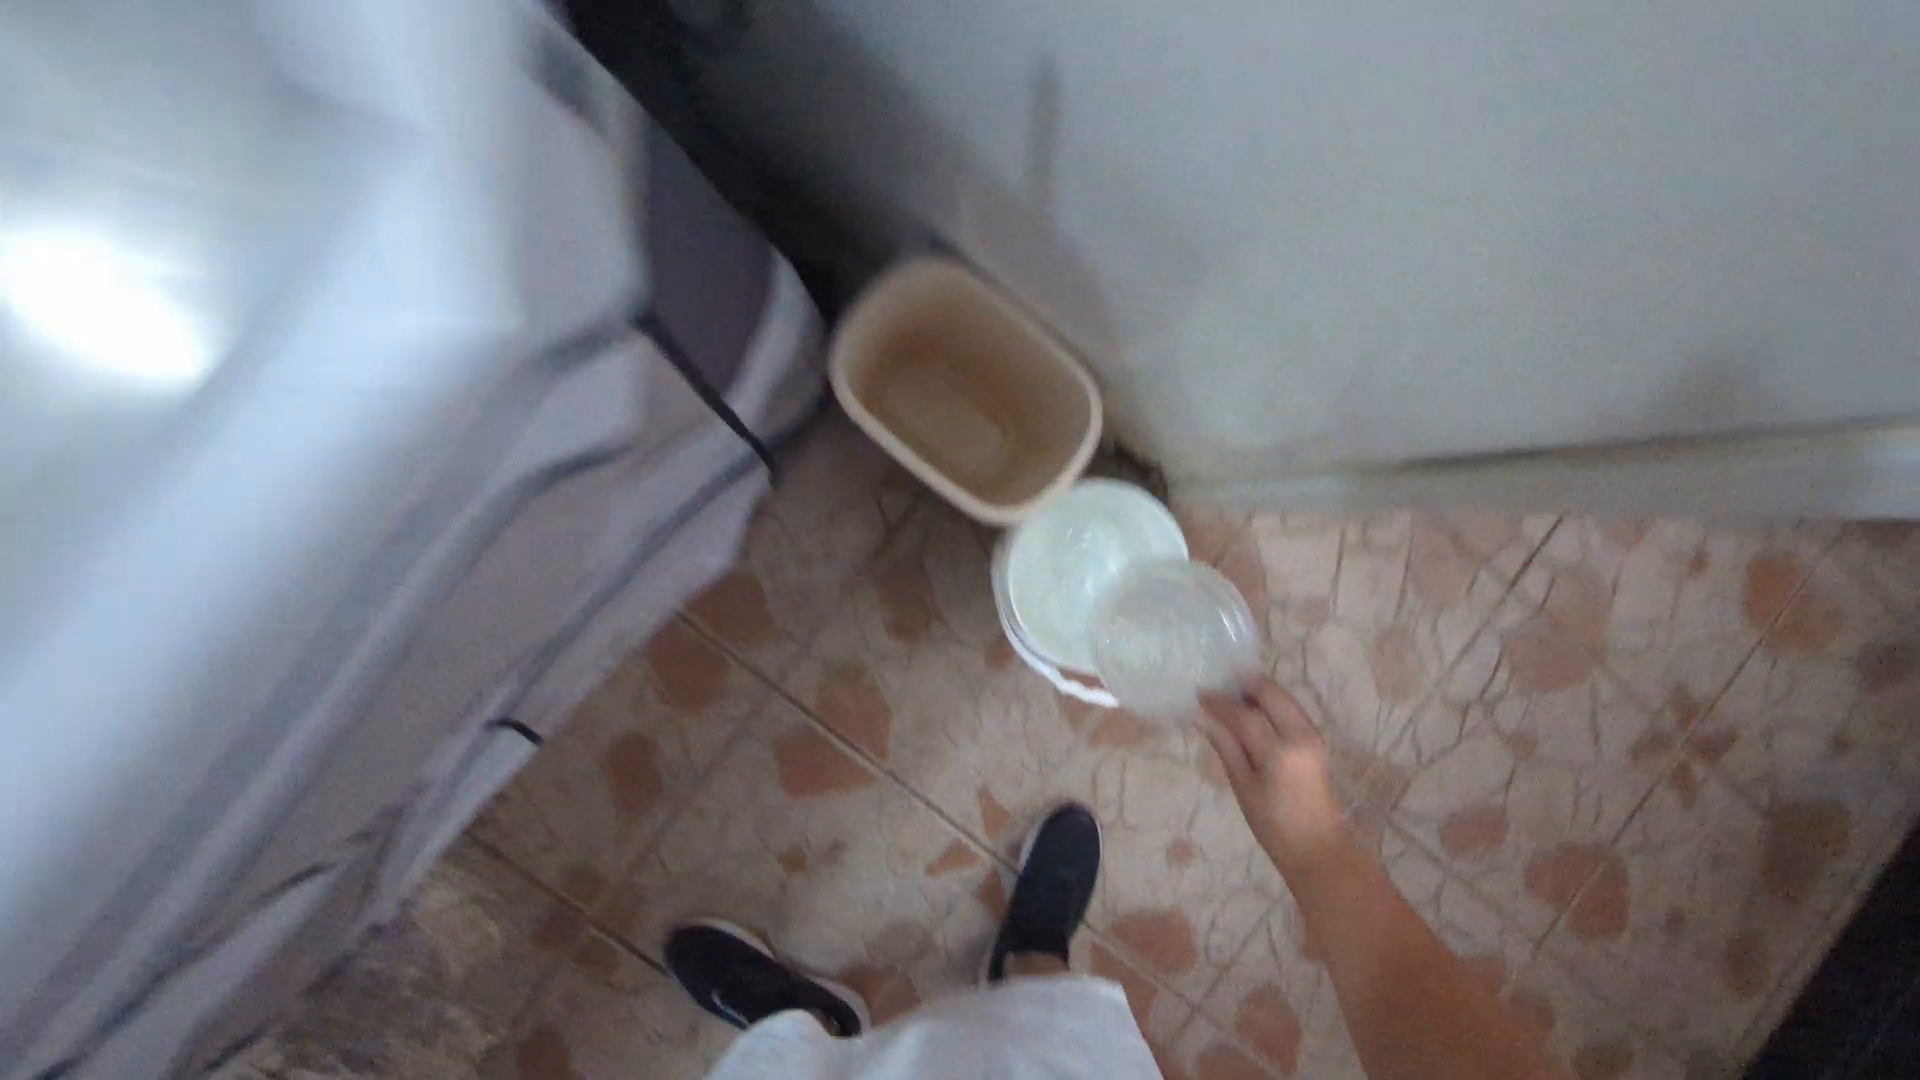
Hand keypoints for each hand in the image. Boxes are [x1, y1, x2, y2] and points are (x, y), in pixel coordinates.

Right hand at [1199, 679, 1349, 876]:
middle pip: (1270, 692)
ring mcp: (1313, 734)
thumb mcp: (1242, 786)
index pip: (1243, 714)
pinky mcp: (1316, 738)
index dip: (1220, 701)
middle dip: (1243, 684)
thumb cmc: (1273, 824)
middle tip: (1219, 686)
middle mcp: (1301, 734)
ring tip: (1231, 697)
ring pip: (1283, 697)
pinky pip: (1290, 708)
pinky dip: (1269, 703)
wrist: (1317, 846)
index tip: (1200, 693)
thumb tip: (1202, 717)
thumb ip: (1225, 745)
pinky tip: (1251, 711)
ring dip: (1257, 692)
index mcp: (1280, 751)